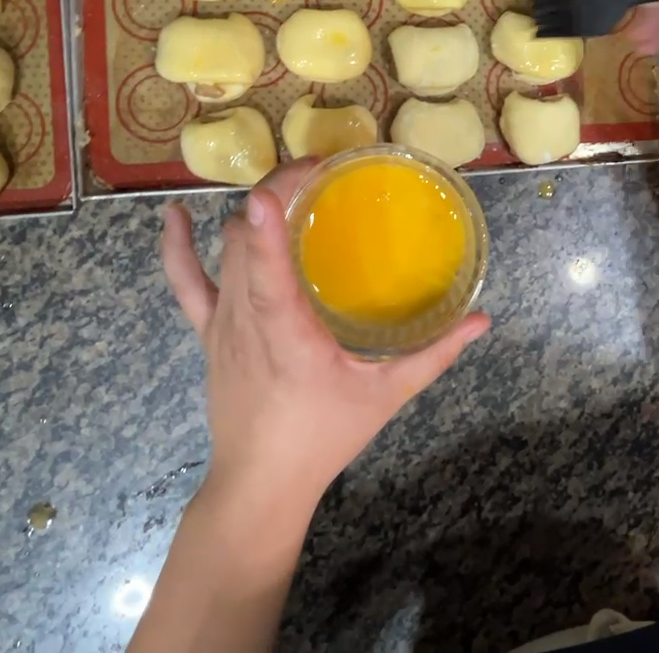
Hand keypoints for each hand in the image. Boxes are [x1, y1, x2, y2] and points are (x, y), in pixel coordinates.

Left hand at [160, 161, 491, 506]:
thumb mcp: (386, 396)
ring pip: (222, 252)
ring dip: (249, 214)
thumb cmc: (323, 437)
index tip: (274, 188)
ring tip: (286, 186)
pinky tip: (175, 214)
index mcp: (287, 338)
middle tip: (319, 174)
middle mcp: (245, 323)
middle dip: (274, 196)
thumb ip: (435, 355)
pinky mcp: (207, 332)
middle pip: (243, 244)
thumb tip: (483, 320)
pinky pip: (184, 283)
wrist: (259, 484)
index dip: (265, 231)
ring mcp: (219, 325)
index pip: (267, 278)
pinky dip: (176, 247)